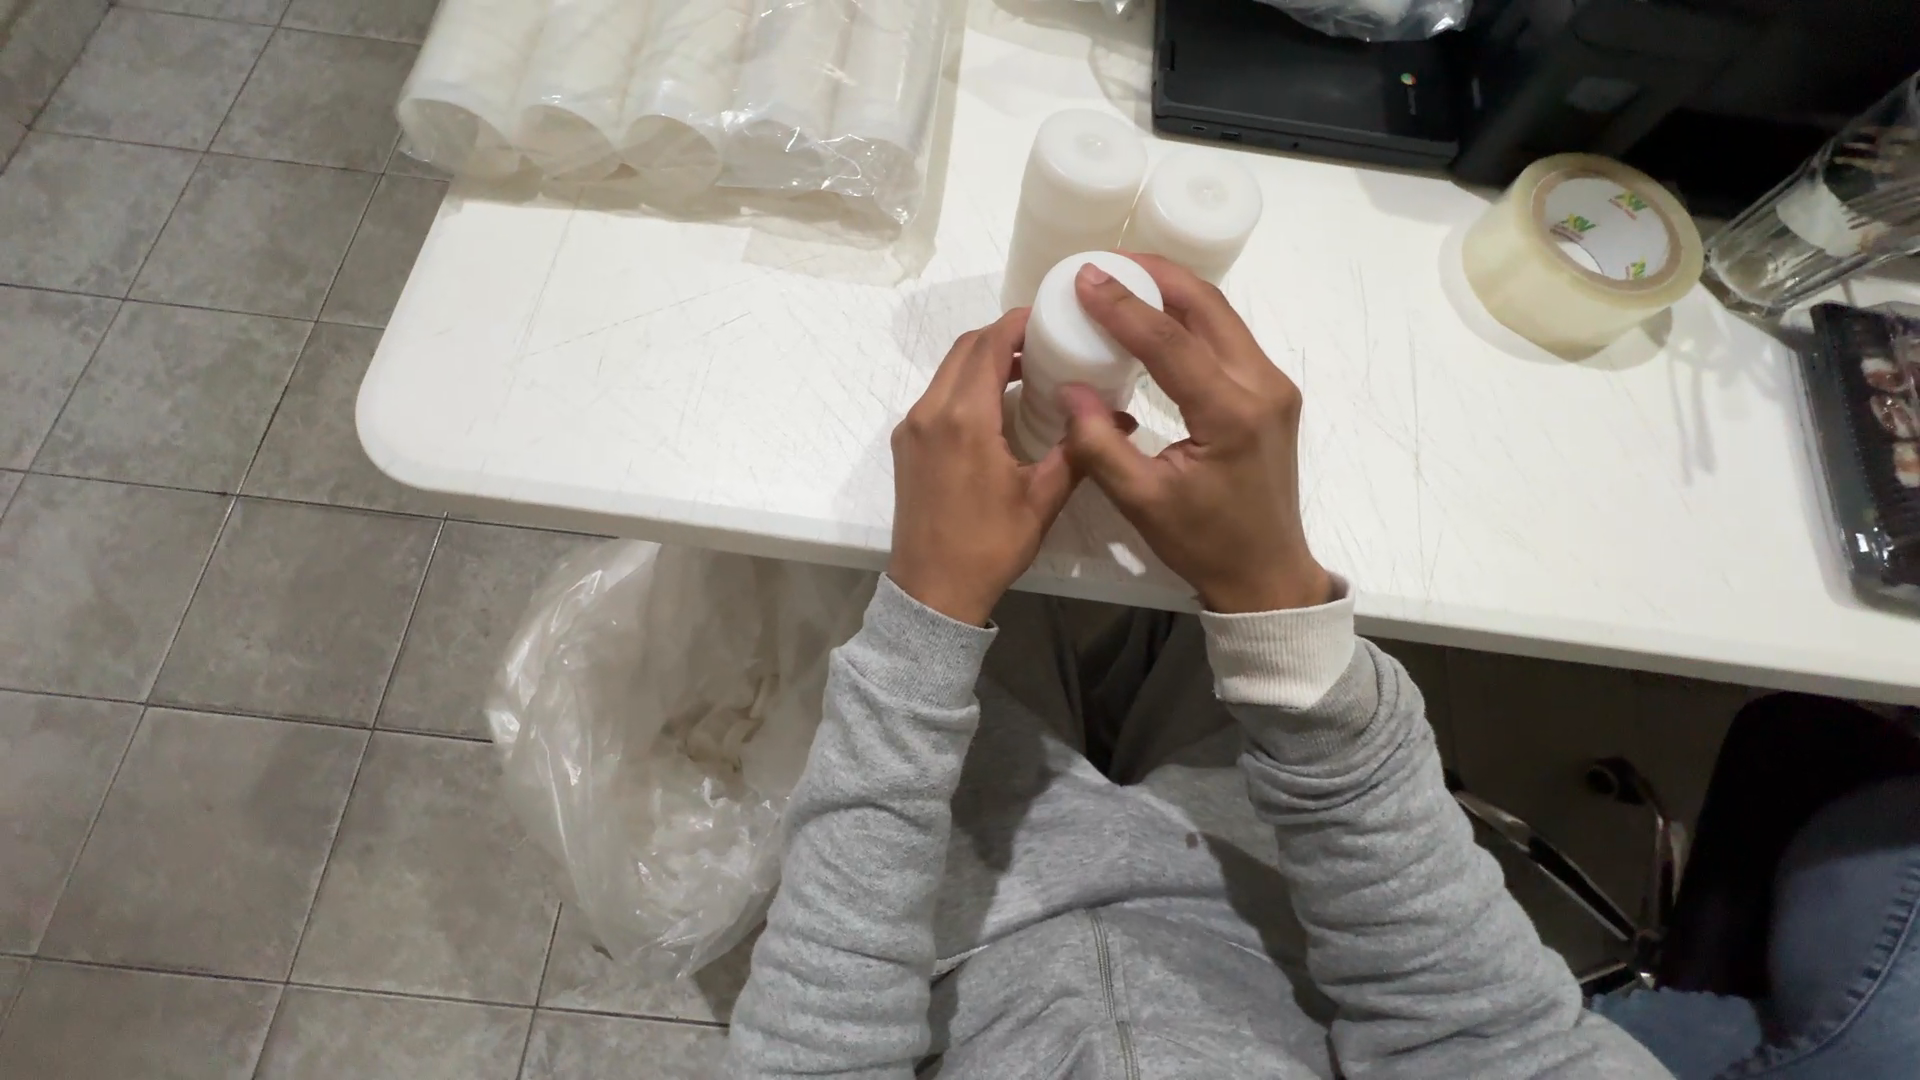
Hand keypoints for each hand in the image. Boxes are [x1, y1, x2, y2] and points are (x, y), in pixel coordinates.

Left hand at [888, 309, 1078, 625]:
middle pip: (965, 349)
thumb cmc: (989, 546)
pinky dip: (965, 385)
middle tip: (1045, 344)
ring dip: (983, 361)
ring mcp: (911, 428)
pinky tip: (996, 405)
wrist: (932, 590)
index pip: (990, 345)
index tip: (1050, 317)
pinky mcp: (905, 445)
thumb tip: (1119, 419)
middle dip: (1004, 337)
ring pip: (947, 370)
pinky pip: (936, 396)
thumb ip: (1078, 451)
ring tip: (1027, 372)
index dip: (1020, 322)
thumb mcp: (1042, 499)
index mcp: (964, 419)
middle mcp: (929, 412)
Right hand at [1062, 256, 1332, 613]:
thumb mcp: (1141, 502)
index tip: (1085, 277)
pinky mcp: (1269, 395)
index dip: (1123, 306)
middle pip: (1208, 307)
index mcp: (1231, 414)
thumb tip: (1068, 388)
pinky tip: (1156, 320)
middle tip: (1106, 262)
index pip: (1171, 342)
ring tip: (1125, 280)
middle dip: (1156, 275)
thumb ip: (1099, 444)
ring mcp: (1273, 387)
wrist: (1266, 574)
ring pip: (1222, 317)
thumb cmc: (1203, 544)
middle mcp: (1263, 386)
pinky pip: (1227, 339)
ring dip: (1174, 292)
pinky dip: (1189, 319)